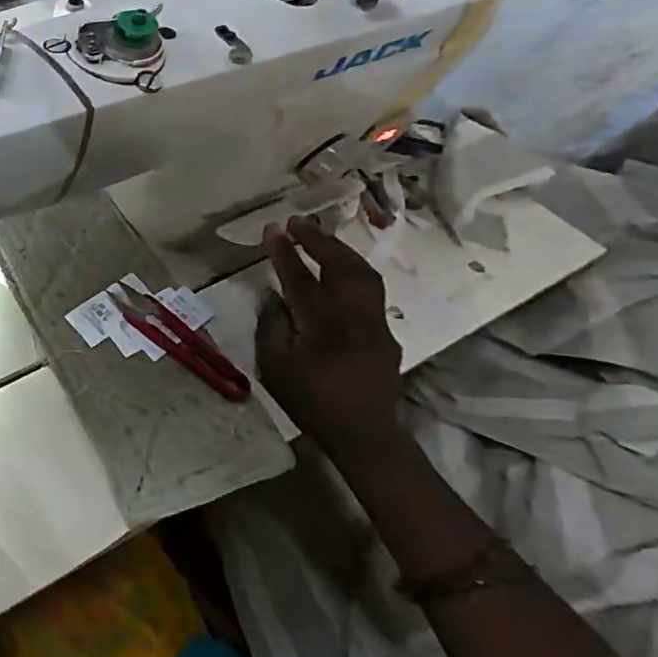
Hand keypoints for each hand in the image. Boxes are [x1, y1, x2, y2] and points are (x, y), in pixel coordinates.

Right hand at [256, 218, 403, 462]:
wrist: (363, 434)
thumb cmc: (309, 400)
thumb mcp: (274, 365)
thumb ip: (273, 326)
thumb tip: (275, 298)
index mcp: (324, 325)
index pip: (302, 279)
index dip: (286, 253)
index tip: (273, 229)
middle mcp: (357, 318)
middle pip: (345, 268)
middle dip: (321, 241)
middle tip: (298, 222)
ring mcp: (377, 326)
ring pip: (365, 277)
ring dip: (341, 253)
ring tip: (319, 238)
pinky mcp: (385, 335)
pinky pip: (369, 293)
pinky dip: (351, 273)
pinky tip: (336, 273)